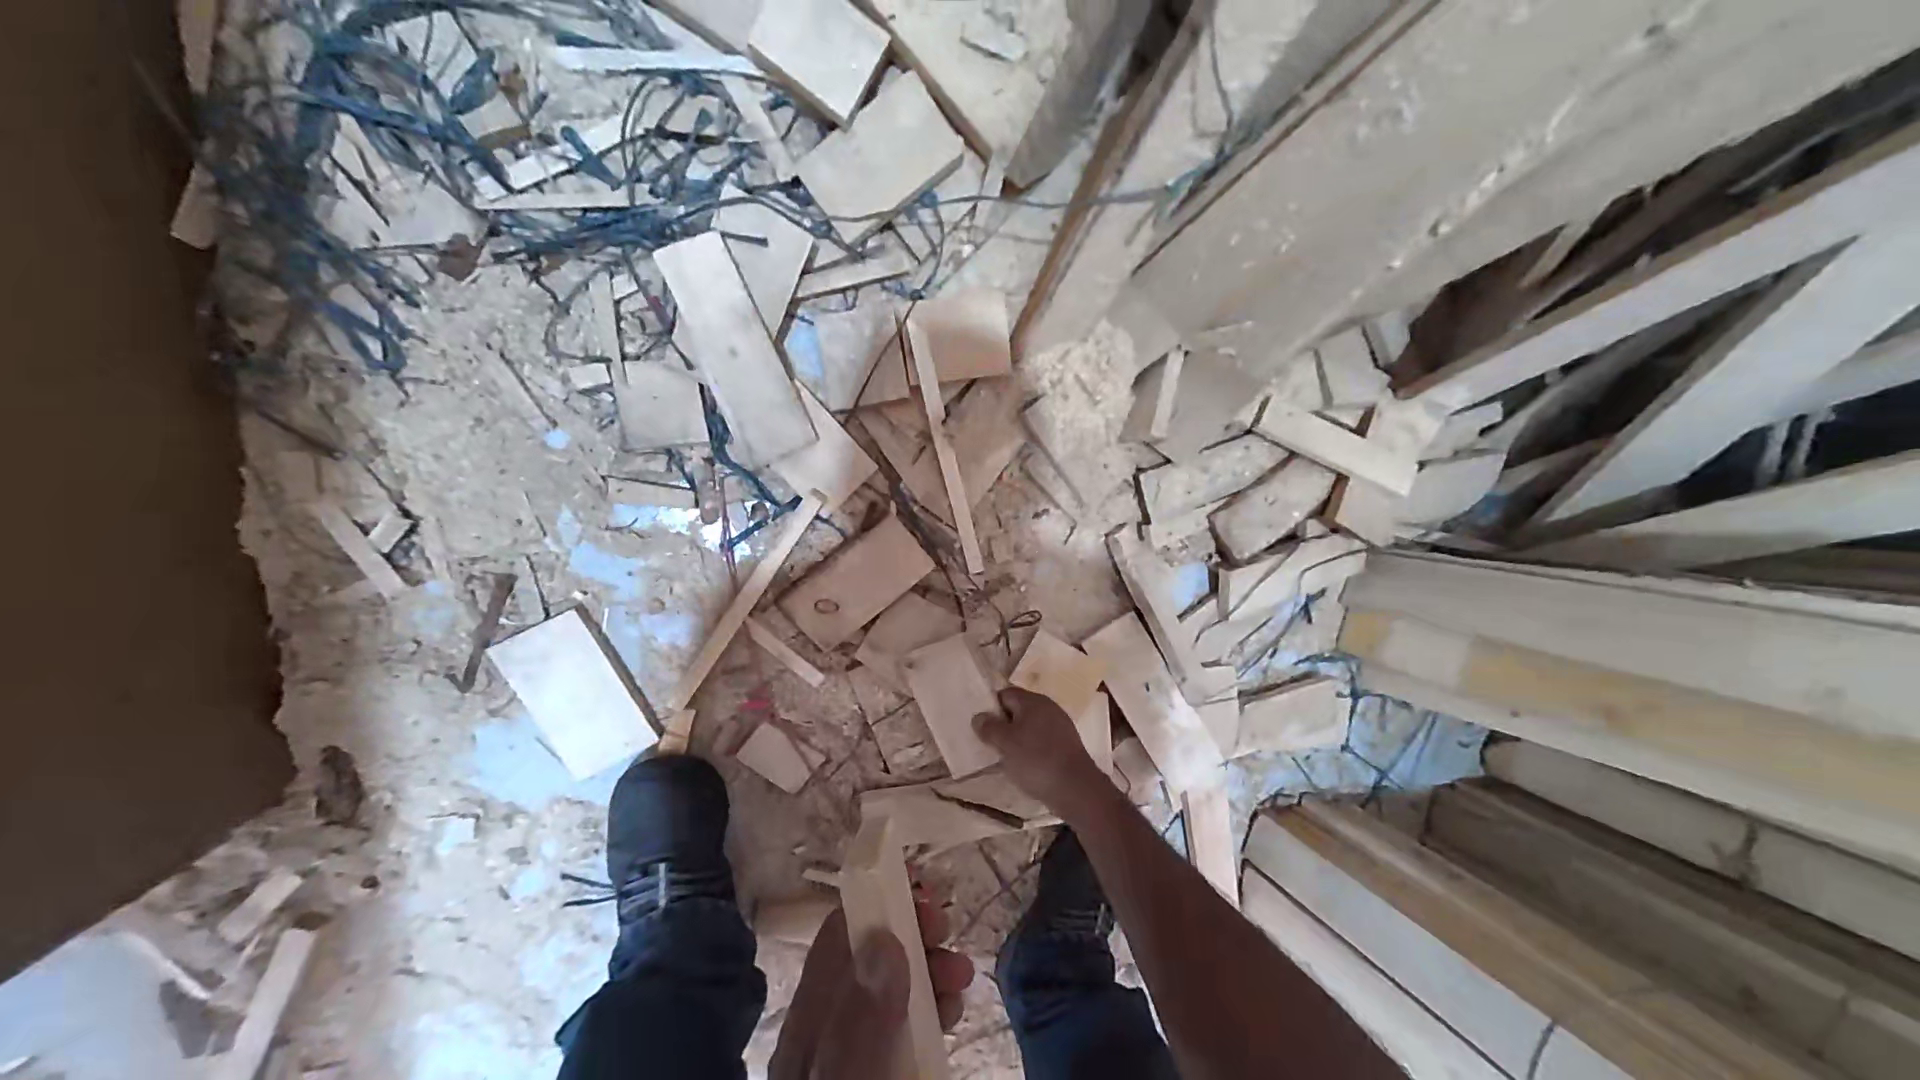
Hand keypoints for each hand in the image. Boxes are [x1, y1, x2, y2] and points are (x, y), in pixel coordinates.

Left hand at [769, 890, 972, 1079]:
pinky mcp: (881, 1068)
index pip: (838, 941)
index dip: (879, 907)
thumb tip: (884, 940)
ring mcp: (853, 1055)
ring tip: (962, 974)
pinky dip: (930, 1006)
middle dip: (913, 936)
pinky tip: (950, 1010)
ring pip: (890, 989)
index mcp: (808, 1026)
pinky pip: (904, 1024)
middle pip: (868, 960)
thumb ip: (860, 1025)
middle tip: (951, 933)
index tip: (925, 900)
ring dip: (928, 968)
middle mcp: (826, 1033)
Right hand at [973, 687, 1115, 821]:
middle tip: (989, 743)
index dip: (990, 707)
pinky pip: (1041, 742)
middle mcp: (1049, 708)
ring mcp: (1060, 727)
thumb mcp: (1005, 744)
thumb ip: (989, 727)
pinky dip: (1031, 751)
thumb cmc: (1036, 760)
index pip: (1005, 694)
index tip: (981, 727)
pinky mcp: (1066, 746)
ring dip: (1016, 740)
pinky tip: (1025, 767)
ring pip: (1030, 727)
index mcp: (1033, 701)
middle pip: (1018, 710)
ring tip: (1004, 758)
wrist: (1076, 789)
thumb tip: (979, 717)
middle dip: (1003, 725)